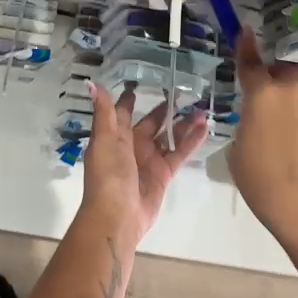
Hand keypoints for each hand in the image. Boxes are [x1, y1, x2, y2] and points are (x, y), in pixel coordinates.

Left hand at [81, 81, 210, 241]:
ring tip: (202, 109)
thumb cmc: (108, 173)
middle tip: (185, 93)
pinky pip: (179, 153)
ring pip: (169, 137)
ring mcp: (149, 160)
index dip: (131, 99)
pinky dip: (191, 141)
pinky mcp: (164, 174)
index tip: (143, 82)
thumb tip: (93, 83)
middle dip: (166, 110)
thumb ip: (104, 112)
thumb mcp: (105, 139)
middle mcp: (133, 146)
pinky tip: (204, 128)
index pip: (124, 113)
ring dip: (184, 124)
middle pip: (152, 123)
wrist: (118, 215)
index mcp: (115, 136)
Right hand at [228, 30, 297, 258]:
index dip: (245, 48)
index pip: (250, 63)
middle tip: (264, 114)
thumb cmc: (270, 189)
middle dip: (271, 86)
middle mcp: (295, 91)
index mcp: (263, 95)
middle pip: (280, 76)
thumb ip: (247, 126)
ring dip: (293, 110)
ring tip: (289, 145)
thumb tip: (260, 121)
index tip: (246, 31)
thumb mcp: (239, 157)